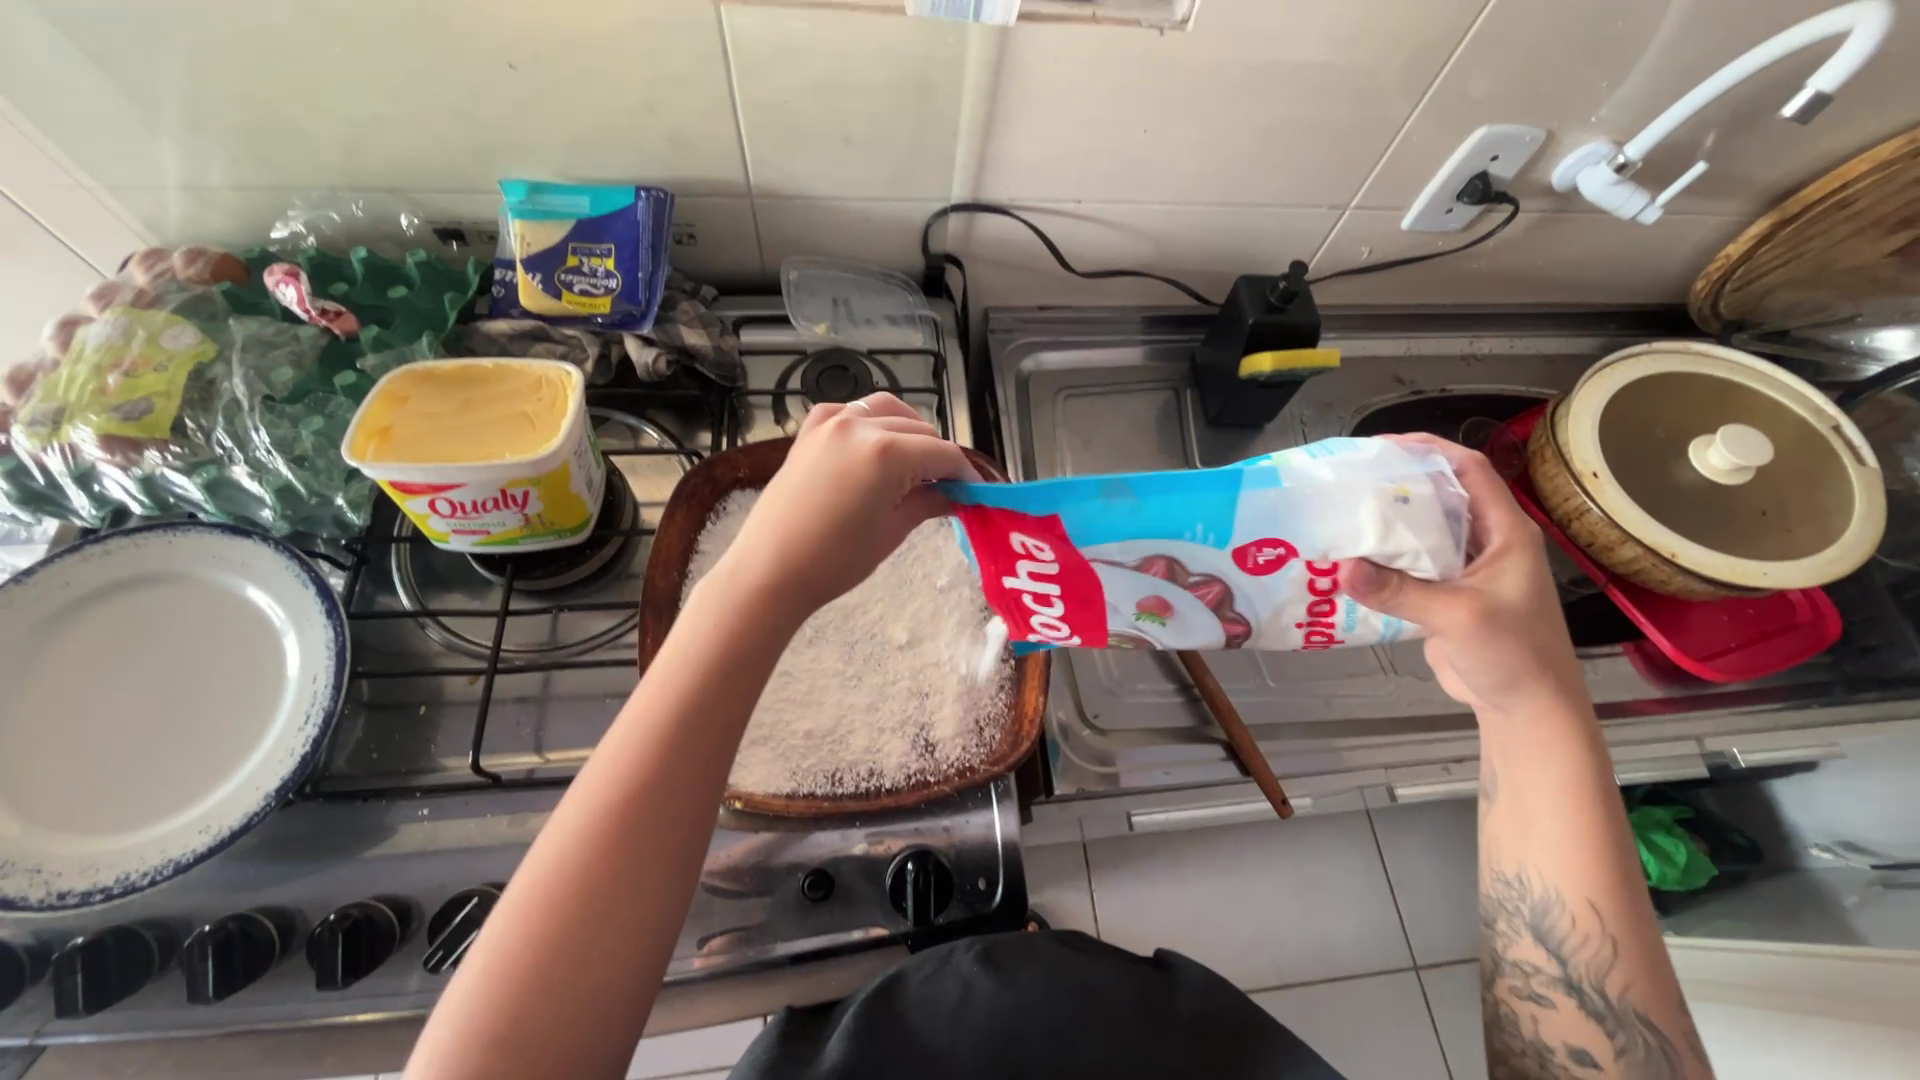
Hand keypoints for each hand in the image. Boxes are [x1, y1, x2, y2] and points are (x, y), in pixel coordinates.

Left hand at [707, 392, 978, 624]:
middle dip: (938, 456)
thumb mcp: (892, 530)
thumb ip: (930, 502)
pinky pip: (852, 411)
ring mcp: (831, 422)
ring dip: (909, 432)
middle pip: (920, 431)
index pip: (943, 453)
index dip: (964, 473)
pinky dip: (871, 422)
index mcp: (886, 452)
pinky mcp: (810, 430)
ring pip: (888, 411)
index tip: (976, 492)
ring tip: (914, 465)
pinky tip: (876, 446)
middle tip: (947, 487)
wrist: (770, 570)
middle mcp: (860, 425)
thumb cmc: (835, 560)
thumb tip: (957, 495)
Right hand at [1339, 433, 1587, 721]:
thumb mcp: (1457, 617)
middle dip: (1397, 483)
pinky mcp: (1444, 596)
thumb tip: (1342, 567)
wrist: (1527, 708)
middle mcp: (1485, 543)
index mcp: (1505, 532)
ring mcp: (1464, 570)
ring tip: (1341, 512)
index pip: (1469, 470)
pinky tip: (1349, 559)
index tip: (1382, 445)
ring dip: (1386, 524)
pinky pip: (1409, 566)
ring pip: (1421, 532)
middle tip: (1349, 478)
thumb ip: (1399, 590)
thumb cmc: (1513, 654)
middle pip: (1439, 496)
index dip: (1429, 449)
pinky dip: (1381, 560)